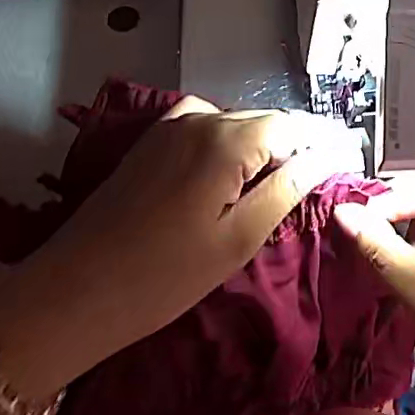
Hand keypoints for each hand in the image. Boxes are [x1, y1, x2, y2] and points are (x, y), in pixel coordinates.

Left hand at [0, 97, 356, 392]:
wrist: (70, 295)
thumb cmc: (163, 275)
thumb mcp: (239, 238)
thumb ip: (287, 189)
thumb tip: (325, 157)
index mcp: (227, 140)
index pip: (293, 126)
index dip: (321, 143)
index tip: (344, 163)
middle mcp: (201, 119)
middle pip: (265, 121)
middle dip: (295, 144)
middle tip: (317, 177)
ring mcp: (171, 127)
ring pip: (237, 123)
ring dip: (263, 143)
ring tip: (277, 178)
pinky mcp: (151, 142)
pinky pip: (205, 124)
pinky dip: (228, 139)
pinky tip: (228, 167)